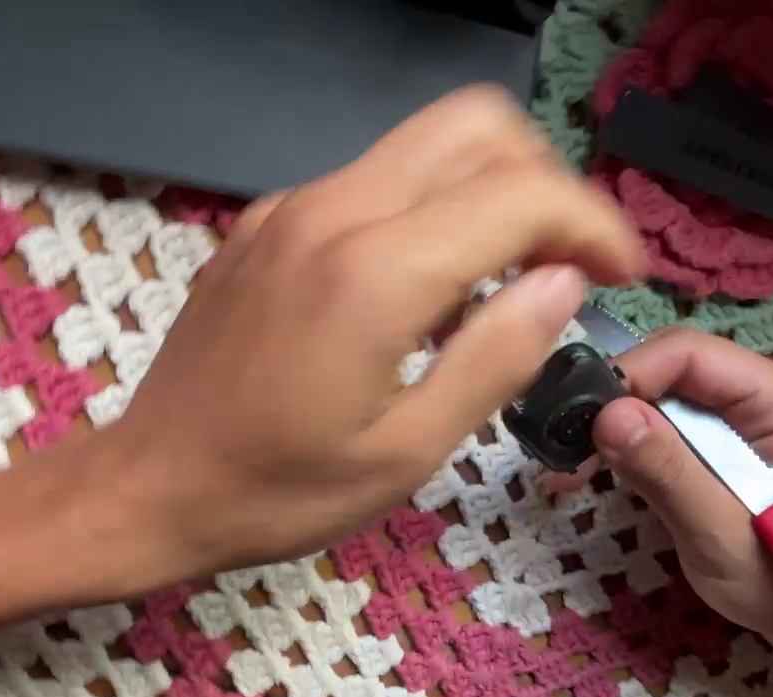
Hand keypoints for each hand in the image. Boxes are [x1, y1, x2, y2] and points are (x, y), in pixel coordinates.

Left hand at [79, 87, 643, 591]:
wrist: (151, 487)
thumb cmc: (278, 493)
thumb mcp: (405, 453)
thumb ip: (494, 361)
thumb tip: (562, 285)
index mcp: (374, 274)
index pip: (520, 194)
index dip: (592, 225)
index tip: (621, 278)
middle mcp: (332, 211)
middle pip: (474, 128)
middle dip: (545, 184)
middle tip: (566, 267)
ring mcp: (290, 209)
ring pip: (421, 146)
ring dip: (487, 193)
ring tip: (507, 282)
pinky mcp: (265, 225)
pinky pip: (370, 184)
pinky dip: (426, 212)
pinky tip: (425, 291)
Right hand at [551, 329, 772, 646]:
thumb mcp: (719, 533)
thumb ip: (670, 472)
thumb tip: (607, 415)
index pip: (691, 354)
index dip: (629, 375)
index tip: (582, 420)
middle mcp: (761, 395)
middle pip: (669, 371)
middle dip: (612, 404)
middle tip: (567, 453)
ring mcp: (738, 419)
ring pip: (657, 397)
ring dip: (610, 429)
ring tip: (569, 471)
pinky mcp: (716, 444)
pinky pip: (660, 427)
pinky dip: (621, 448)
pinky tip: (588, 473)